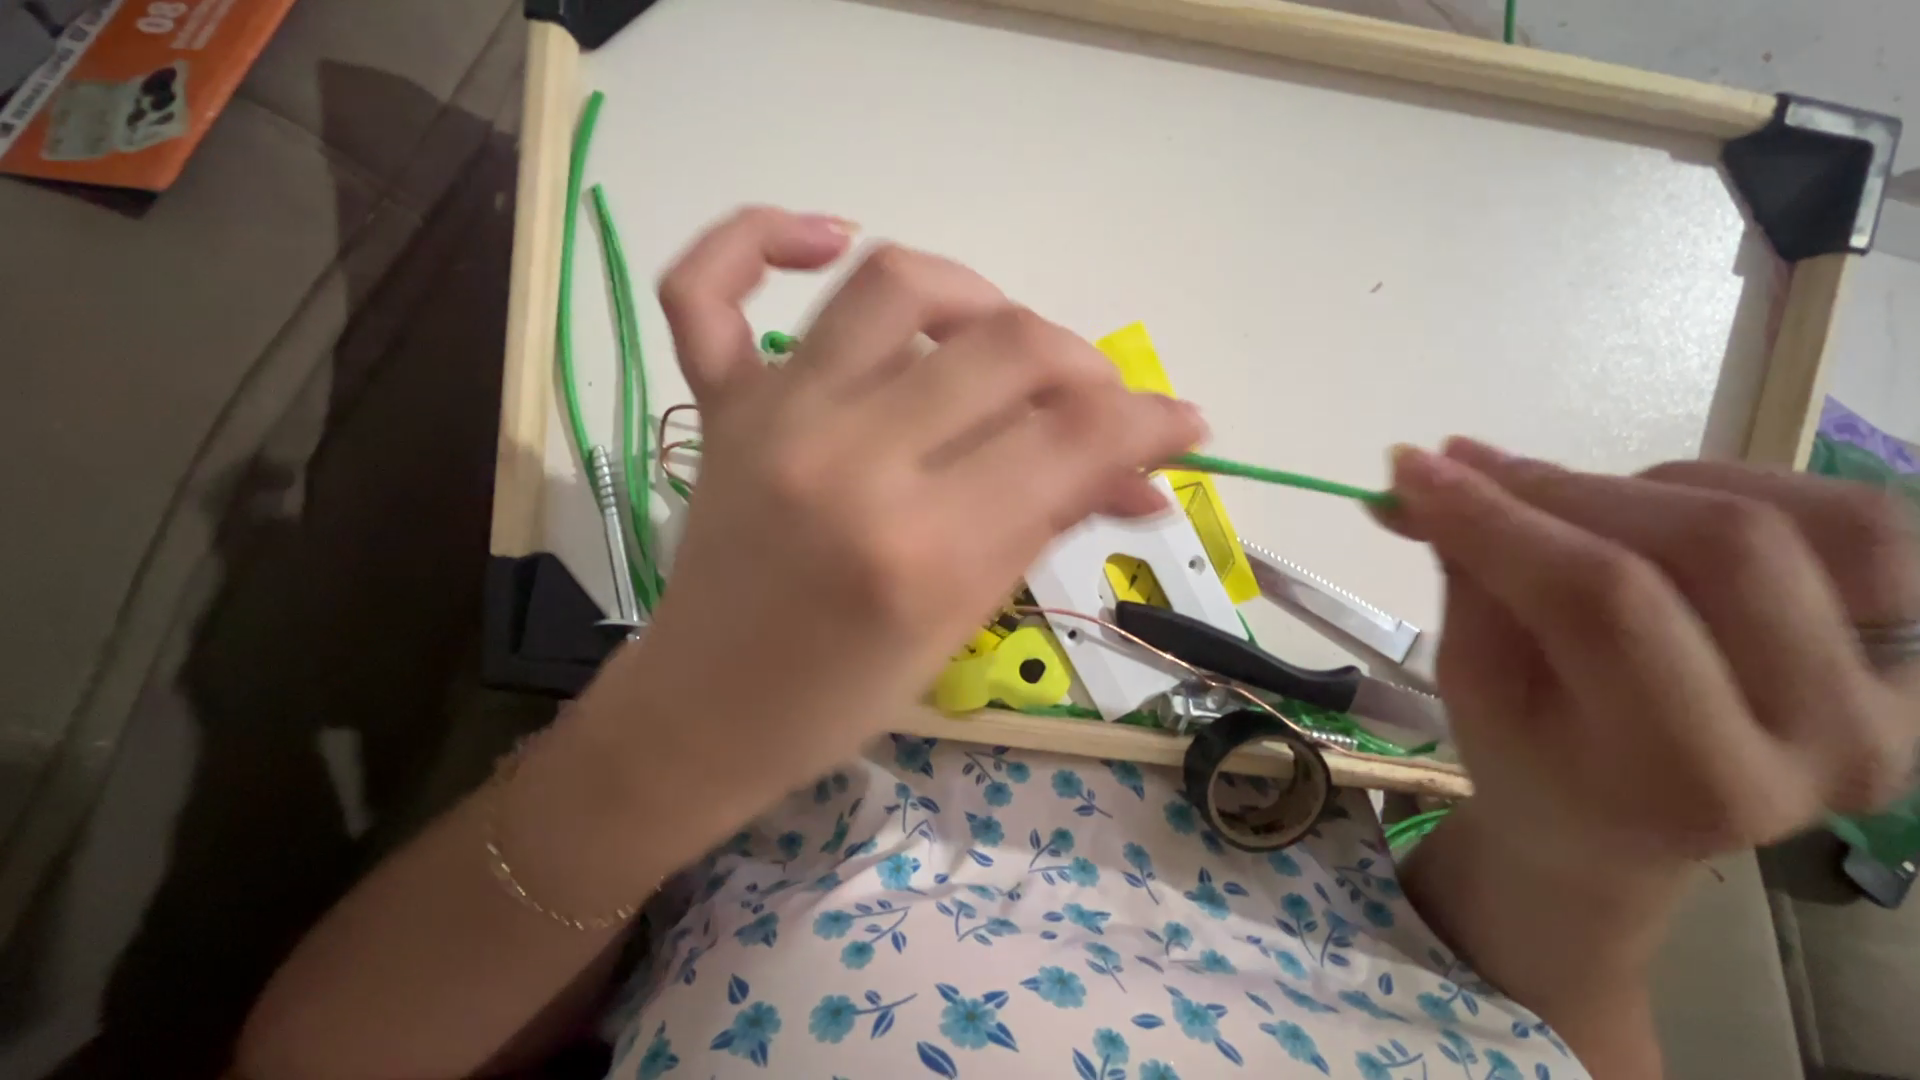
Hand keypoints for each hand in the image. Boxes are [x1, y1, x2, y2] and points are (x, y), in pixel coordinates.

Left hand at [628, 207, 1203, 786]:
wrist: (709, 713)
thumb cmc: (845, 695)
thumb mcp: (964, 619)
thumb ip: (1052, 522)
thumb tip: (1146, 474)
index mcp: (921, 548)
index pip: (1071, 437)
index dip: (1150, 421)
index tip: (1181, 424)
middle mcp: (847, 462)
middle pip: (1004, 345)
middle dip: (1082, 365)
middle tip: (1093, 402)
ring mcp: (771, 420)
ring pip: (892, 284)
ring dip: (975, 296)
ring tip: (997, 339)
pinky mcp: (716, 407)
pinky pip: (705, 288)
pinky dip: (758, 238)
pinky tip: (828, 240)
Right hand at [1390, 439, 1919, 887]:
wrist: (1622, 819)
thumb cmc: (1528, 761)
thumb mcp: (1472, 690)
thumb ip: (1467, 580)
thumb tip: (1428, 476)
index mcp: (1690, 779)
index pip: (1601, 607)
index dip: (1500, 520)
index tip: (1413, 469)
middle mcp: (1830, 741)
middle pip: (1712, 545)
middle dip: (1567, 489)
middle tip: (1475, 471)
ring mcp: (1901, 692)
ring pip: (1788, 517)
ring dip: (1648, 487)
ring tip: (1571, 509)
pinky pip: (1855, 520)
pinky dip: (1738, 486)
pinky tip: (1663, 512)